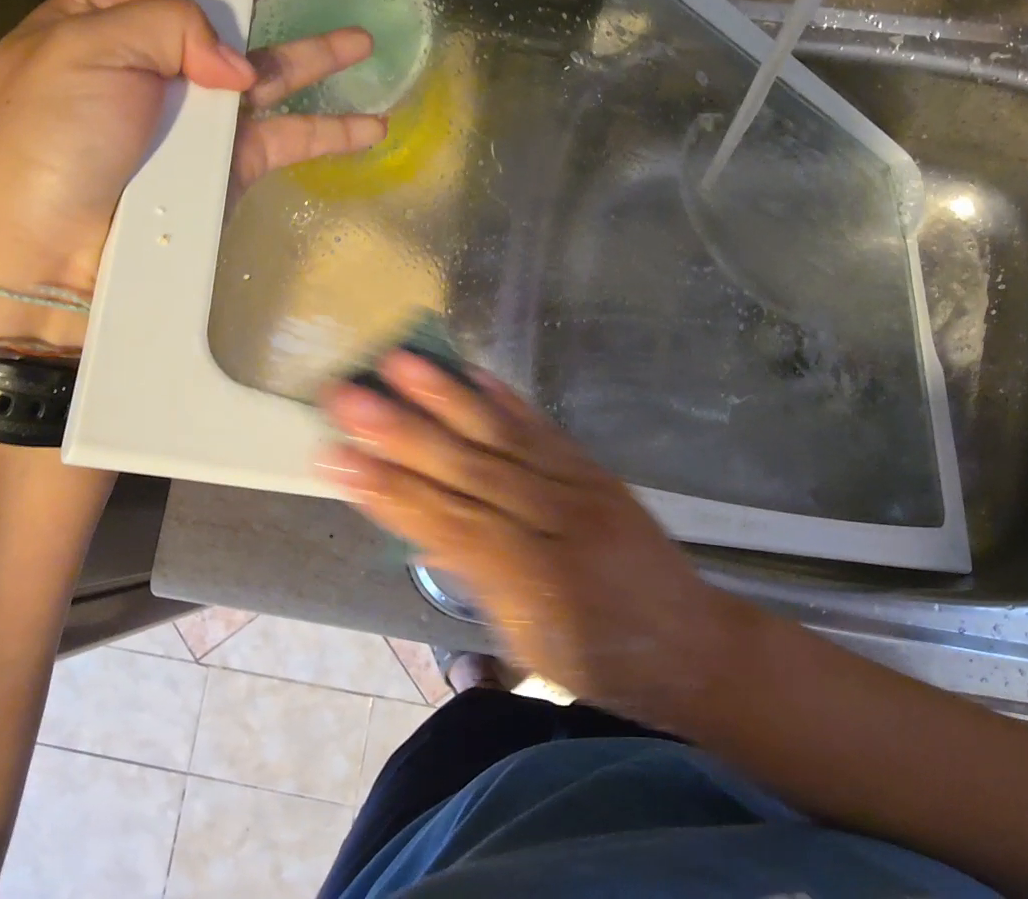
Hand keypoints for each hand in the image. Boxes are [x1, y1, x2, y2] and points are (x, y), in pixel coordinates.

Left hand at [0, 0, 386, 347]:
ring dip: (315, 54)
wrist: (47, 261)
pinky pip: (287, 139)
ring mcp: (196, 119)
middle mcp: (154, 63)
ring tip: (363, 38)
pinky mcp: (228, 169)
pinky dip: (330, 132)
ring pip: (267, 73)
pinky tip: (370, 123)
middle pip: (224, 7)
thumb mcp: (85, 53)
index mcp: (101, 18)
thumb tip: (240, 64)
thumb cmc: (47, 145)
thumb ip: (169, 26)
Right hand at [318, 352, 762, 724]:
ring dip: (447, 397)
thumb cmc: (602, 665)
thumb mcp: (529, 647)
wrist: (693, 647)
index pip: (445, 525)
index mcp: (531, 581)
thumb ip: (477, 588)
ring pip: (504, 438)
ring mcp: (582, 490)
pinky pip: (547, 431)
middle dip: (401, 431)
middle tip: (345, 395)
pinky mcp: (600, 474)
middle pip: (468, 470)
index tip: (334, 458)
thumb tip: (422, 539)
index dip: (387, 491)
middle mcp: (556, 524)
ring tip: (400, 361)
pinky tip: (474, 374)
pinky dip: (508, 400)